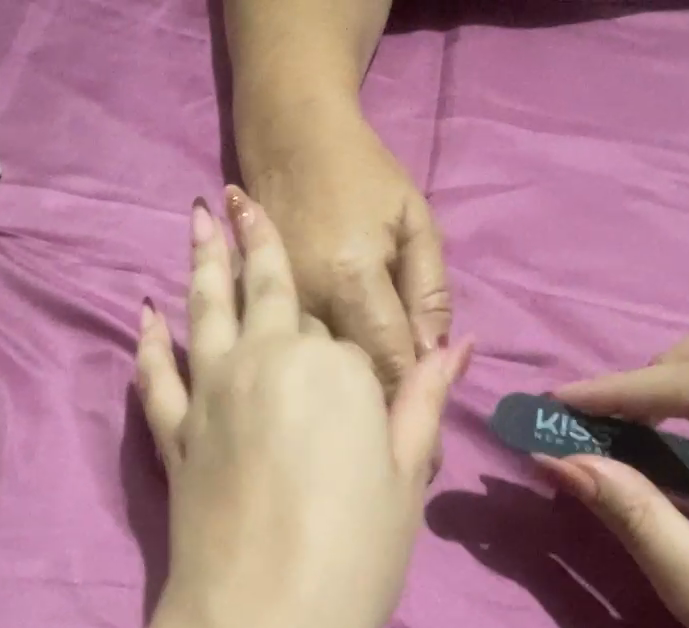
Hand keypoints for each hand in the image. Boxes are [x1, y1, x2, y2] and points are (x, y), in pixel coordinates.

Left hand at [135, 187, 469, 627]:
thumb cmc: (354, 562)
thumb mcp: (405, 481)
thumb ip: (421, 402)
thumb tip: (457, 344)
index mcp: (337, 369)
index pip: (347, 338)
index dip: (356, 351)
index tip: (360, 359)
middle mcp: (267, 363)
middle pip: (266, 291)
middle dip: (257, 241)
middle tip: (241, 195)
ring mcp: (211, 397)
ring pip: (205, 314)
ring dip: (202, 264)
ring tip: (197, 219)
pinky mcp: (171, 437)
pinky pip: (157, 376)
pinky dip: (150, 344)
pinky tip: (145, 317)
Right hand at [244, 110, 448, 394]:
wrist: (288, 142)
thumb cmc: (362, 176)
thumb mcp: (414, 220)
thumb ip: (429, 291)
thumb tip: (436, 355)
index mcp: (352, 278)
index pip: (391, 359)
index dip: (414, 391)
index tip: (428, 414)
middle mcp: (308, 304)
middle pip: (351, 379)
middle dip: (380, 404)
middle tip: (405, 424)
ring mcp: (274, 313)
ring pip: (317, 378)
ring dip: (345, 396)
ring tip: (367, 414)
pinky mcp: (252, 315)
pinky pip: (291, 359)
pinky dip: (314, 374)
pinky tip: (326, 384)